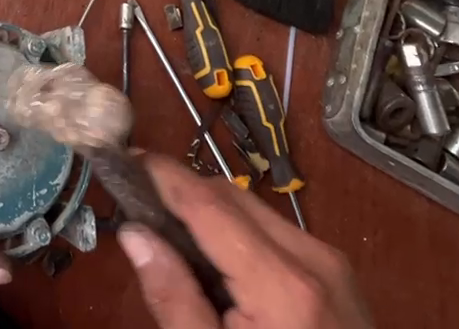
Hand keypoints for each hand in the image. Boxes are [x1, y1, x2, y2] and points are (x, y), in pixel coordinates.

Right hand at [119, 155, 369, 328]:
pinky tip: (216, 263)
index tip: (120, 157)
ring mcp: (332, 263)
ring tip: (170, 238)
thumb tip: (133, 233)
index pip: (207, 202)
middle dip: (180, 192)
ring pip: (251, 208)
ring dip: (207, 212)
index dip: (160, 174)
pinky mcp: (338, 273)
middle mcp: (313, 257)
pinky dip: (237, 233)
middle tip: (135, 207)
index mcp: (284, 285)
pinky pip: (274, 231)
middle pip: (230, 196)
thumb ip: (174, 300)